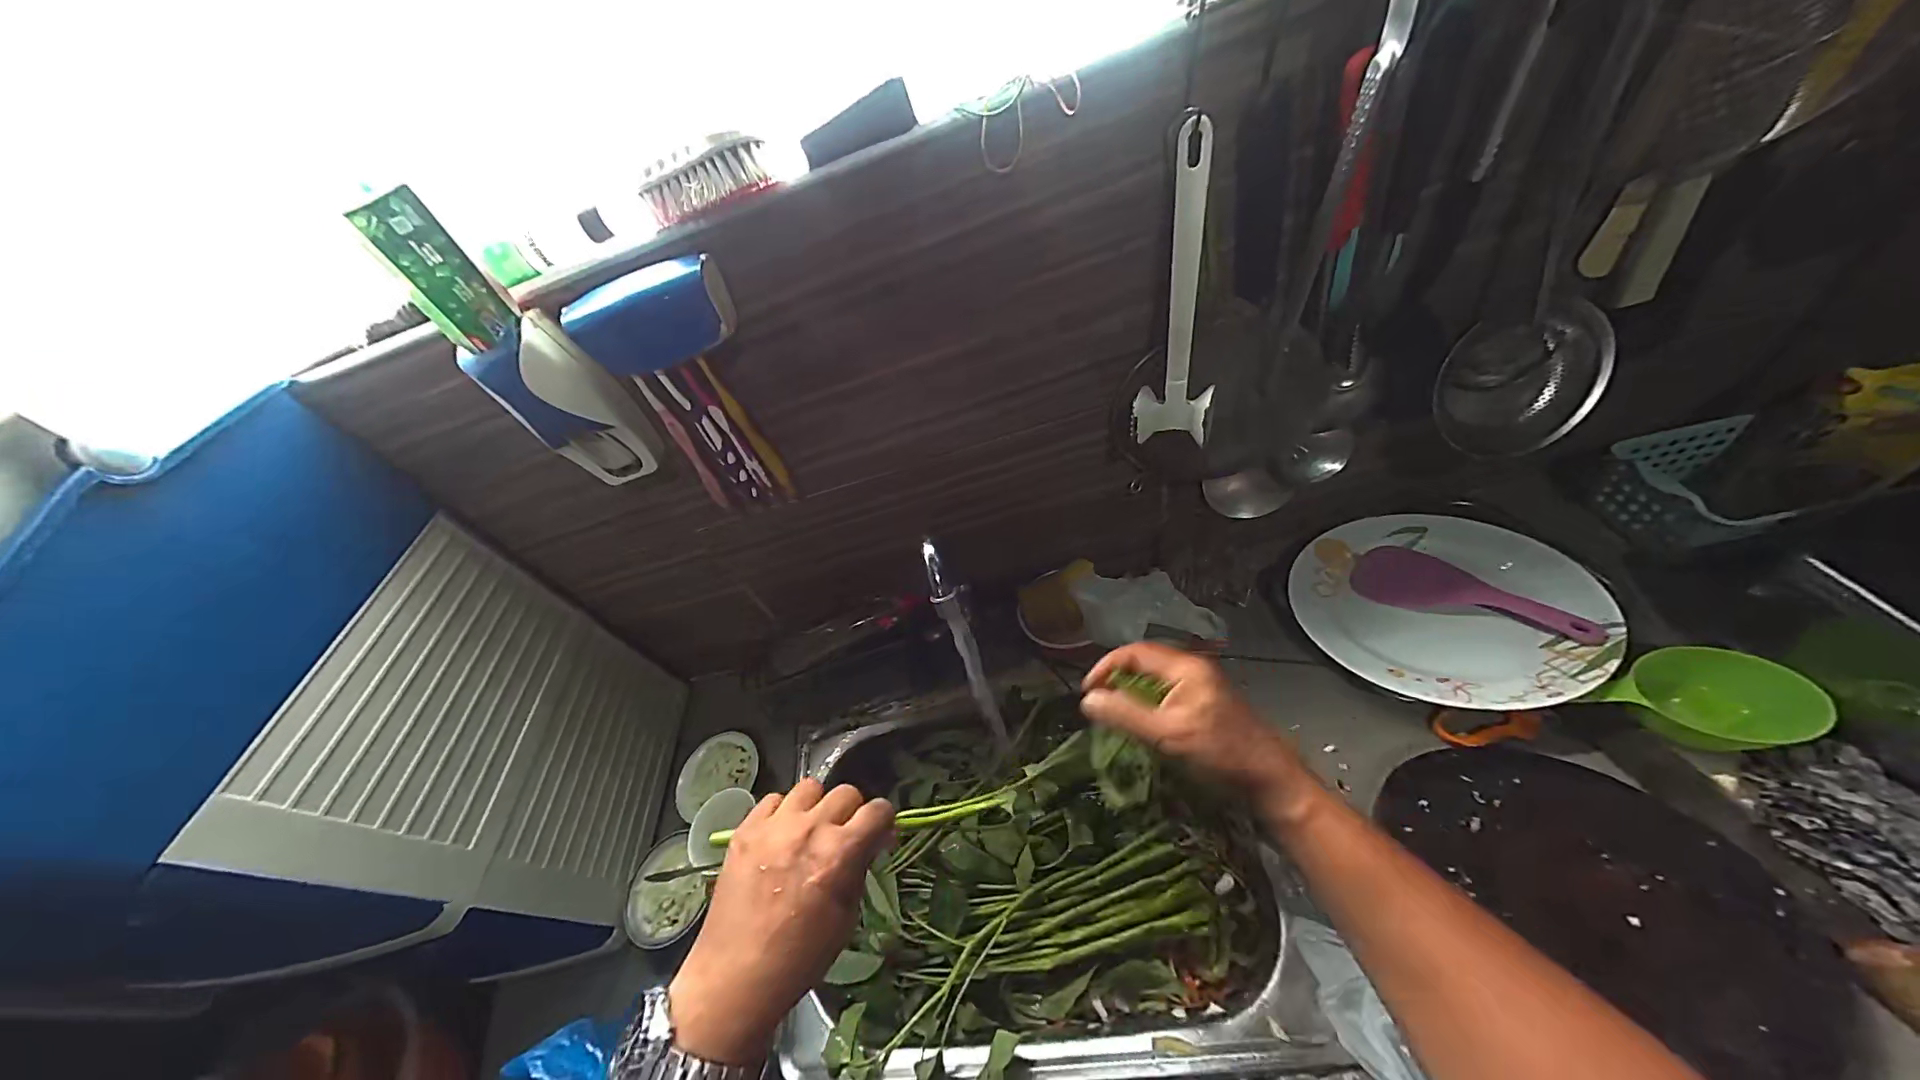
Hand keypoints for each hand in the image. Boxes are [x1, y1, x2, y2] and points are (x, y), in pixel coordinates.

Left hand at [669, 779, 894, 1064]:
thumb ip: (861, 868)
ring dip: (816, 806)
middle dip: (852, 812)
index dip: (883, 820)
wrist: (736, 976)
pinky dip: (782, 812)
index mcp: (840, 853)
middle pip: (845, 793)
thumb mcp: (846, 917)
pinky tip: (780, 836)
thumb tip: (875, 840)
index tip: (879, 832)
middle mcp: (809, 830)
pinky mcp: (745, 830)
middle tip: (844, 835)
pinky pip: (772, 800)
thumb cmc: (800, 957)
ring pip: (809, 788)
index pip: (877, 810)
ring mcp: (773, 826)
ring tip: (809, 831)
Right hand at [1080, 643, 1321, 822]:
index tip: (1088, 691)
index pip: (1134, 652)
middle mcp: (1195, 669)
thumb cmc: (1222, 755)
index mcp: (1186, 667)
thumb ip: (1125, 714)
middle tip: (1098, 699)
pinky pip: (1167, 692)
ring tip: (1113, 710)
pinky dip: (1147, 701)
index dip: (1106, 667)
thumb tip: (1088, 700)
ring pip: (1155, 678)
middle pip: (1145, 661)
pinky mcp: (1207, 704)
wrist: (1272, 782)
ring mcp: (1203, 686)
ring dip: (1131, 690)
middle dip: (1117, 677)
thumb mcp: (1167, 735)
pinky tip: (1141, 722)